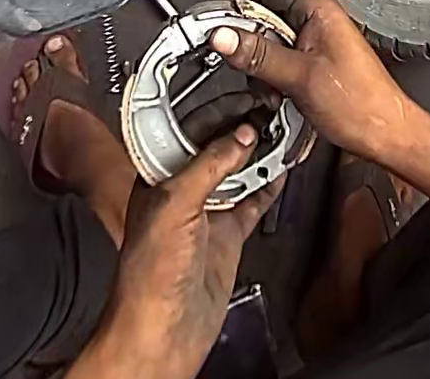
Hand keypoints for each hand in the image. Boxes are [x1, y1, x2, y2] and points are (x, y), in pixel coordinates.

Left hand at [73, 124, 281, 378]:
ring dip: (259, 153)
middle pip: (218, 144)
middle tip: (269, 111)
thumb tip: (240, 135)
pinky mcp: (227, 234)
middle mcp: (183, 186)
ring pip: (238, 170)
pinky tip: (281, 170)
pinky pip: (252, 201)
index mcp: (160, 171)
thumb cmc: (148, 273)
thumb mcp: (176, 204)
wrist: (162, 333)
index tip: (242, 97)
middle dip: (242, 126)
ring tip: (280, 133)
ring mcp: (207, 210)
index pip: (190, 126)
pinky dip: (268, 185)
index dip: (217, 109)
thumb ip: (209, 165)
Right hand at [211, 0, 425, 164]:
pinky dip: (269, 73)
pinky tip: (278, 91)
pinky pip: (277, 55)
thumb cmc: (362, 106)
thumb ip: (257, 54)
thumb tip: (223, 35)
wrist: (389, 136)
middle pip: (260, 11)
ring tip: (267, 84)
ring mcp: (314, 38)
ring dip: (257, 61)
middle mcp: (315, 17)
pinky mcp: (312, 58)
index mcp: (316, 8)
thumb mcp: (299, 77)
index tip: (214, 19)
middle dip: (245, 38)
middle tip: (237, 59)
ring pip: (267, 36)